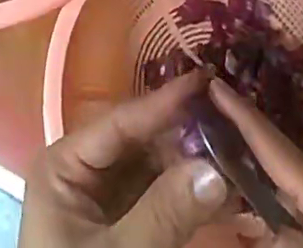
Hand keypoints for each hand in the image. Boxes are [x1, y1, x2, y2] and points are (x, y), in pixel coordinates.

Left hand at [21, 71, 231, 246]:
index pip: (121, 121)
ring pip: (155, 164)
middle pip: (141, 139)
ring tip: (237, 146)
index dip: (165, 101)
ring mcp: (103, 195)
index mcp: (64, 164)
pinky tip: (225, 186)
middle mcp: (83, 169)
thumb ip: (165, 212)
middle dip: (186, 133)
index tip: (206, 80)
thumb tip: (216, 168)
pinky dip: (189, 190)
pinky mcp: (123, 221)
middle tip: (233, 117)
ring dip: (193, 160)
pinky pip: (159, 193)